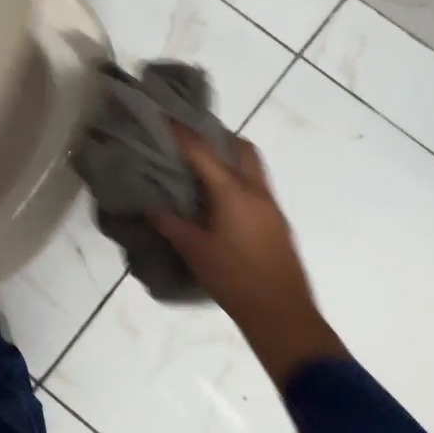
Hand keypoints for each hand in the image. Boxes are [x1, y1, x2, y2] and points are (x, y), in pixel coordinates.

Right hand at [152, 124, 347, 384]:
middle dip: (217, 137)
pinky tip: (217, 199)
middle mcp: (256, 192)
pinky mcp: (277, 223)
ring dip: (228, 159)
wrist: (283, 316)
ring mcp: (271, 207)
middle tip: (189, 139)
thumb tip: (150, 206)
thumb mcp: (193, 250)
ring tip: (199, 167)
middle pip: (241, 148)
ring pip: (252, 167)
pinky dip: (235, 180)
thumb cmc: (234, 279)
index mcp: (233, 192)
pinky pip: (255, 187)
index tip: (163, 116)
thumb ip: (170, 223)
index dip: (181, 132)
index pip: (202, 151)